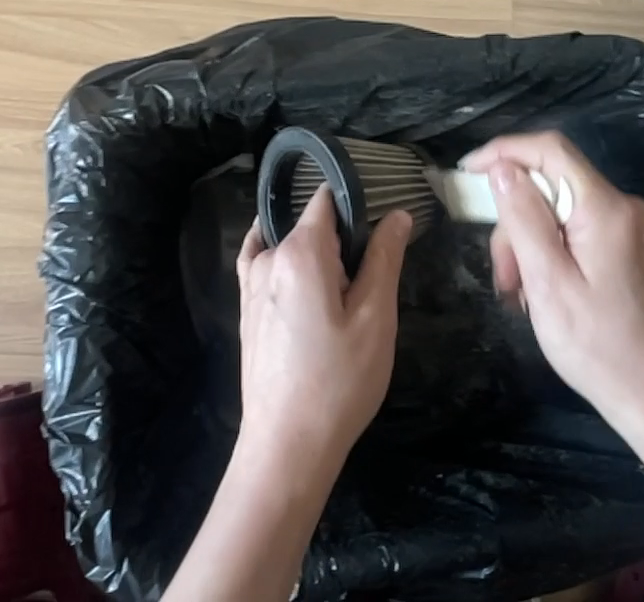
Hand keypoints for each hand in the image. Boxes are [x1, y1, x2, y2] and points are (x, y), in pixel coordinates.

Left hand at [235, 187, 411, 465]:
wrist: (286, 444)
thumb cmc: (339, 380)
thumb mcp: (375, 317)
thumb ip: (384, 258)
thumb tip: (397, 213)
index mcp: (299, 251)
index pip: (326, 199)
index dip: (356, 200)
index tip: (382, 218)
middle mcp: (267, 257)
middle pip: (308, 222)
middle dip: (341, 235)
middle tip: (373, 271)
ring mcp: (250, 284)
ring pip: (288, 245)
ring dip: (318, 254)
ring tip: (348, 290)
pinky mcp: (246, 309)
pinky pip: (267, 264)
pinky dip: (289, 262)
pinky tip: (309, 280)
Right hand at [463, 132, 643, 420]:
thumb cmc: (598, 346)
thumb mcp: (549, 283)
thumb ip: (524, 219)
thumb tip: (504, 168)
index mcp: (606, 209)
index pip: (550, 149)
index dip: (504, 151)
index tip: (467, 174)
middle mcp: (624, 207)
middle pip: (552, 186)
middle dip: (515, 221)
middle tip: (503, 277)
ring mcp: (632, 229)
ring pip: (561, 212)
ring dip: (530, 244)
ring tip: (522, 297)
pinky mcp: (631, 250)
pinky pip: (578, 232)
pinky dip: (552, 253)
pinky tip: (545, 293)